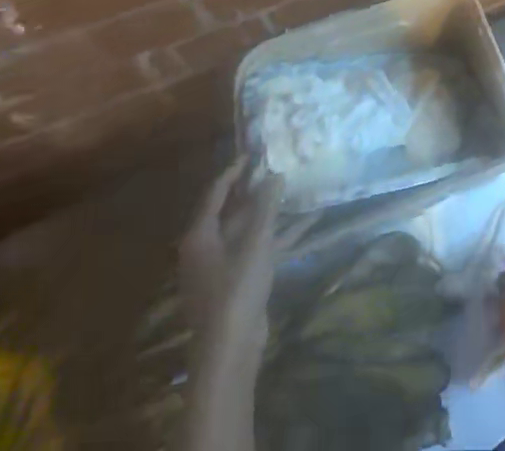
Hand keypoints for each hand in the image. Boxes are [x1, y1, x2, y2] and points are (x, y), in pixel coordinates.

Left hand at [179, 158, 306, 355]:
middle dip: (254, 190)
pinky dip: (277, 237)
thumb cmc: (236, 291)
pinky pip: (257, 249)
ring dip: (270, 213)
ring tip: (293, 190)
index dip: (233, 172)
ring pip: (247, 230)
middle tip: (276, 168)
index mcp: (200, 235)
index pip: (215, 193)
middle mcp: (206, 247)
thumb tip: (275, 173)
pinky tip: (304, 226)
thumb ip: (265, 208)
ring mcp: (222, 266)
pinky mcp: (238, 281)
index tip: (252, 153)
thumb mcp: (255, 245)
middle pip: (231, 210)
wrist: (230, 350)